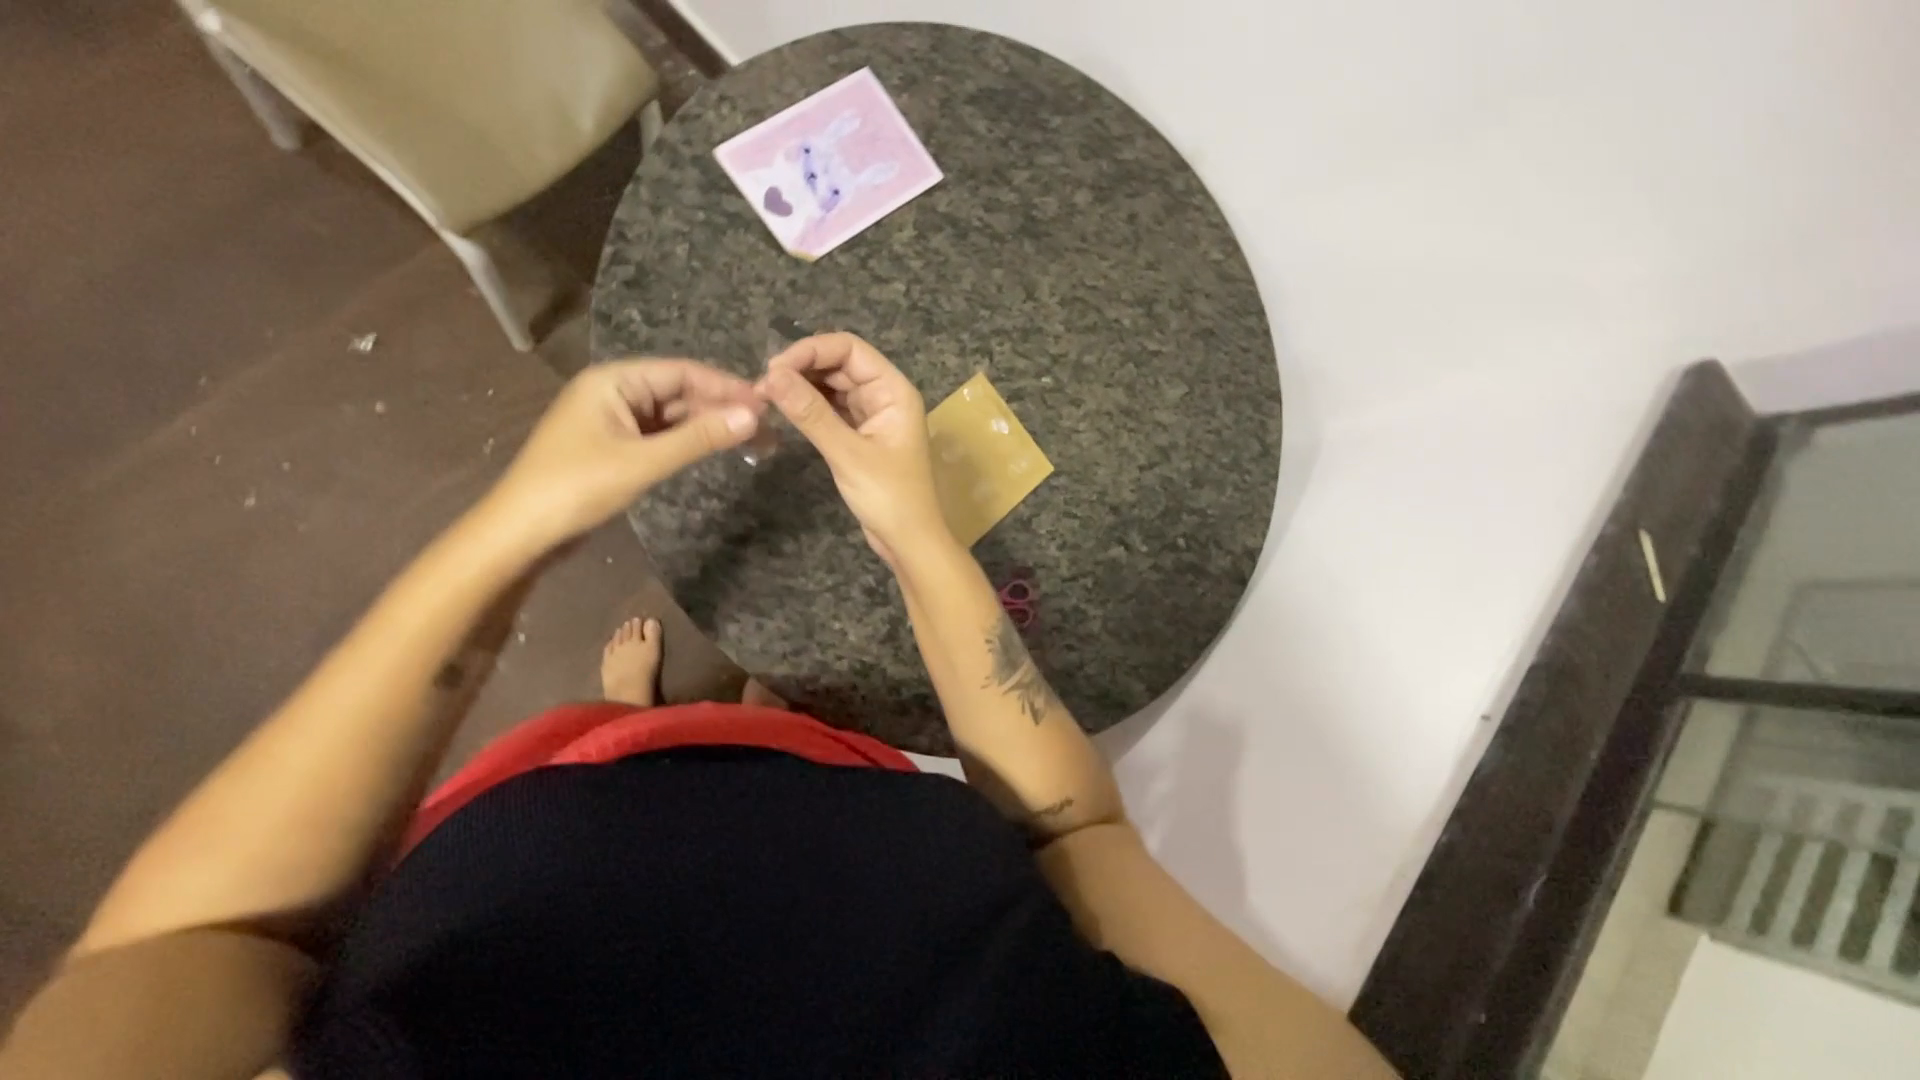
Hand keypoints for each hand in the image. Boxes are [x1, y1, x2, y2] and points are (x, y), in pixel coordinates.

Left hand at [488, 360, 761, 549]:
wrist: (521, 532)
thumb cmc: (576, 488)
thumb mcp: (643, 462)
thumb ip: (699, 438)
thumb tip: (754, 417)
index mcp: (613, 381)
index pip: (682, 372)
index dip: (726, 386)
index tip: (766, 404)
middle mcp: (613, 392)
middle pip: (678, 391)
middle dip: (720, 407)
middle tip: (767, 427)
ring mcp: (612, 421)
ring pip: (671, 415)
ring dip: (706, 426)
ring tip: (751, 439)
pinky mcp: (613, 447)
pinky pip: (659, 435)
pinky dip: (686, 442)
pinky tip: (714, 450)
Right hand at [758, 333, 950, 560]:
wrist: (910, 541)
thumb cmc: (888, 497)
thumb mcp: (847, 453)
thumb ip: (810, 413)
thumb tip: (772, 376)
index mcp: (894, 391)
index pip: (850, 349)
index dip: (811, 350)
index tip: (774, 368)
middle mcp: (885, 395)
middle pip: (840, 364)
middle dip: (802, 367)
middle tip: (764, 385)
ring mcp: (874, 415)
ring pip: (834, 386)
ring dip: (803, 386)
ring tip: (768, 396)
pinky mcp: (862, 435)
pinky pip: (833, 409)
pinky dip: (811, 407)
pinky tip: (786, 410)